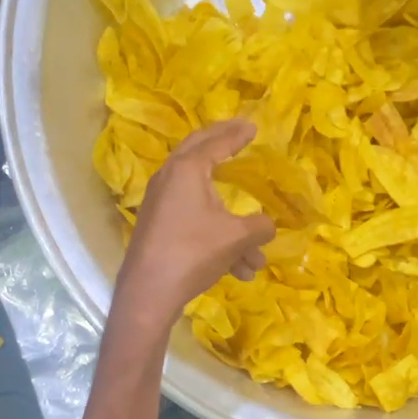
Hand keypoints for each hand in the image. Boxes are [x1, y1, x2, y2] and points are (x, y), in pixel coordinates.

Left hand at [112, 120, 275, 329]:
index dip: (236, 134)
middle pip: (200, 156)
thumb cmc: (193, 253)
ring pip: (205, 206)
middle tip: (240, 135)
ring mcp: (161, 205)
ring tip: (256, 259)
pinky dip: (218, 242)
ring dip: (234, 230)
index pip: (215, 142)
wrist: (149, 291)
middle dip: (224, 148)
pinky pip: (195, 225)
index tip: (252, 127)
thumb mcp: (236, 238)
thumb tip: (268, 227)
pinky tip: (238, 272)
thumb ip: (259, 227)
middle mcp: (169, 180)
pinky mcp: (158, 230)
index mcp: (187, 169)